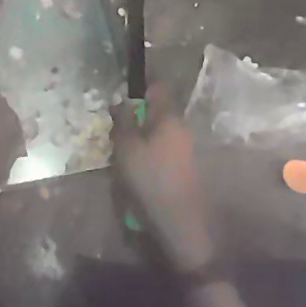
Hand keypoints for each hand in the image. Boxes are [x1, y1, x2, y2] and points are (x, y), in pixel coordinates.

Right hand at [112, 84, 215, 275]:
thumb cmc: (150, 178)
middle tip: (117, 129)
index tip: (123, 95)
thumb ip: (123, 121)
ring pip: (161, 131)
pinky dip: (151, 152)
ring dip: (144, 136)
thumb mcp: (126, 148)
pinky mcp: (187, 166)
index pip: (158, 87)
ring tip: (124, 152)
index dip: (140, 86)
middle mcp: (183, 127)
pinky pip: (165, 148)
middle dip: (138, 116)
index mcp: (169, 117)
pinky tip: (139, 168)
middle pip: (159, 111)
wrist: (180, 220)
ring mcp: (188, 147)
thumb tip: (121, 99)